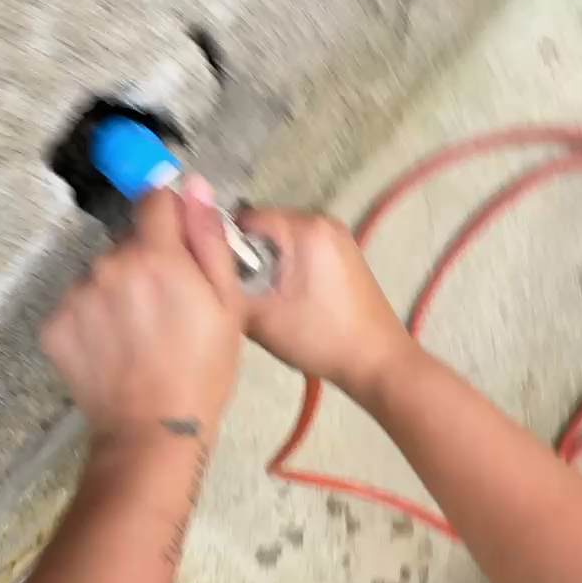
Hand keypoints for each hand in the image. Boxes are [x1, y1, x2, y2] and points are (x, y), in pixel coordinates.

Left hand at [41, 177, 245, 452]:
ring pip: (101, 275)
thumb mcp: (227, 304)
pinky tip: (115, 350)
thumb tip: (195, 187)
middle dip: (146, 263)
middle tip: (167, 310)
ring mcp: (75, 295)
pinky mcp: (54, 325)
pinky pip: (77, 306)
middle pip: (127, 242)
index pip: (154, 199)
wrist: (152, 432)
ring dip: (117, 293)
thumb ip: (208, 238)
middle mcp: (107, 265)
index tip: (178, 246)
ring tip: (139, 337)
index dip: (170, 218)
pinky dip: (93, 321)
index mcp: (155, 254)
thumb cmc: (202, 371)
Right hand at [237, 207, 420, 398]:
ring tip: (262, 301)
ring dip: (267, 266)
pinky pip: (302, 252)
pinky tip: (286, 301)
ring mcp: (338, 237)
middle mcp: (324, 221)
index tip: (220, 278)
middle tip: (240, 294)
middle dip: (248, 258)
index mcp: (305, 228)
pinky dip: (288, 270)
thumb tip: (204, 274)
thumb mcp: (262, 318)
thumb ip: (228, 289)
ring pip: (282, 243)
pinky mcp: (344, 255)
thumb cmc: (321, 338)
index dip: (225, 246)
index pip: (246, 219)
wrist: (377, 362)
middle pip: (264, 229)